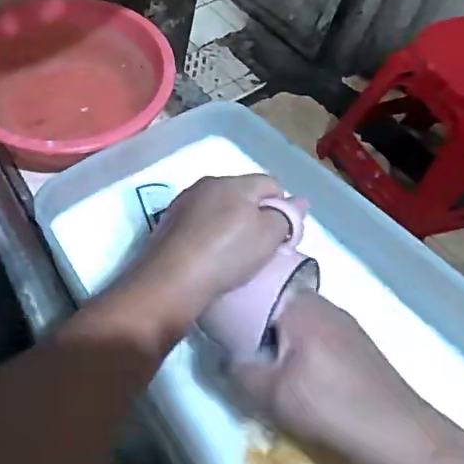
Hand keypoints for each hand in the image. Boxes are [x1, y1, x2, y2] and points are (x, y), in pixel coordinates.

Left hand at [84, 174, 290, 351]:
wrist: (169, 281)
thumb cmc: (226, 254)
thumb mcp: (268, 236)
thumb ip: (286, 216)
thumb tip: (297, 202)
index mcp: (233, 181)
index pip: (271, 183)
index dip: (282, 208)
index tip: (281, 237)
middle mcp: (206, 184)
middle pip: (243, 194)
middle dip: (256, 216)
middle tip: (260, 248)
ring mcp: (183, 203)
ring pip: (219, 208)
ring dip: (230, 226)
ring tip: (233, 257)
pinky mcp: (167, 224)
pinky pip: (199, 224)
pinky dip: (209, 236)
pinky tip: (209, 259)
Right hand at [231, 291, 454, 463]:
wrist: (399, 437)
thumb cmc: (329, 406)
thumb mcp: (271, 393)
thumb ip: (240, 370)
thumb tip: (226, 357)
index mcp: (302, 304)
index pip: (257, 291)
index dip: (236, 309)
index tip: (222, 331)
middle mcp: (326, 305)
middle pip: (279, 309)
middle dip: (260, 330)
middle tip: (242, 357)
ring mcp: (347, 326)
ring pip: (300, 327)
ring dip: (283, 346)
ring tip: (269, 373)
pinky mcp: (361, 349)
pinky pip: (320, 342)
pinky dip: (305, 356)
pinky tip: (303, 384)